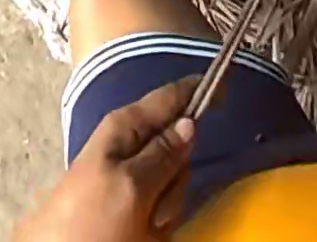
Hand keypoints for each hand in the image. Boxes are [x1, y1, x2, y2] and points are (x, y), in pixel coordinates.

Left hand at [15, 76, 198, 241]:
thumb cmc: (89, 227)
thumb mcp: (130, 188)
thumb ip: (163, 154)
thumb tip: (190, 121)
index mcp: (124, 128)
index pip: (169, 96)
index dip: (198, 90)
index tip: (227, 89)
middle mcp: (129, 147)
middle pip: (177, 144)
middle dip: (178, 175)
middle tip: (158, 205)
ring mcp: (131, 179)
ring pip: (174, 179)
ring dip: (168, 205)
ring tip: (146, 229)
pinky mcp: (132, 208)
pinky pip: (163, 205)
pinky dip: (160, 222)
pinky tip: (145, 236)